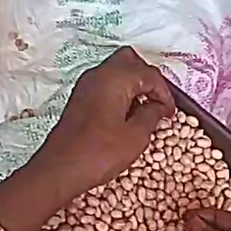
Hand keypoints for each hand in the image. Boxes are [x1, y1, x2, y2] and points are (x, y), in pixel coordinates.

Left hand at [27, 47, 174, 200]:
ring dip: (133, 86)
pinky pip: (105, 86)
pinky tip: (126, 117)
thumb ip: (151, 115)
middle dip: (148, 79)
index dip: (165, 93)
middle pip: (130, 61)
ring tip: (144, 112)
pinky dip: (120, 94)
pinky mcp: (79, 100)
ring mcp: (85, 86)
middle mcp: (98, 75)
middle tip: (158, 103)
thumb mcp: (136, 137)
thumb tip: (157, 107)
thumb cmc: (99, 154)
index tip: (170, 114)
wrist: (60, 169)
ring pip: (116, 72)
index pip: (149, 74)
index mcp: (114, 78)